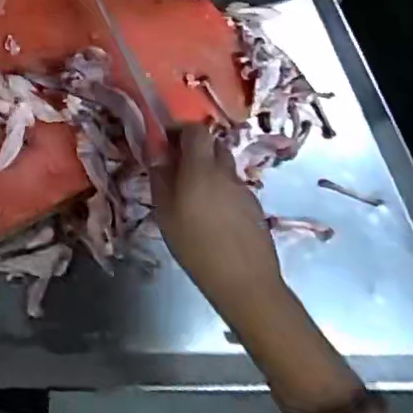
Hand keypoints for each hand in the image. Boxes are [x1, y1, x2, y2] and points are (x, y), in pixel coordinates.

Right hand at [153, 125, 281, 314]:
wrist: (246, 283)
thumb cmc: (197, 247)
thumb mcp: (165, 213)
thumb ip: (160, 178)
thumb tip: (158, 155)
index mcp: (201, 167)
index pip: (196, 129)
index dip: (181, 130)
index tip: (166, 142)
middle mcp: (225, 171)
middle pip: (213, 144)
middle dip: (196, 149)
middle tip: (179, 167)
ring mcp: (243, 188)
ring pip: (224, 166)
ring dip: (209, 169)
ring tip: (195, 194)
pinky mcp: (254, 205)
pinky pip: (233, 186)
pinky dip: (222, 190)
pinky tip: (214, 215)